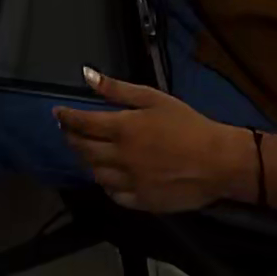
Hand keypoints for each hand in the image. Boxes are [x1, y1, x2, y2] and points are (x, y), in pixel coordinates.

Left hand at [57, 68, 253, 212]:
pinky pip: (115, 195)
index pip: (82, 124)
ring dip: (85, 161)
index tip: (57, 113)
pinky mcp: (144, 202)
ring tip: (84, 150)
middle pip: (84, 149)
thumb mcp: (150, 97)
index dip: (66, 118)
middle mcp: (121, 157)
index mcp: (121, 128)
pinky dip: (105, 184)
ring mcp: (132, 182)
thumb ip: (115, 88)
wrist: (219, 161)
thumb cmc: (185, 123)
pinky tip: (106, 175)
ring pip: (96, 173)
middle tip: (67, 131)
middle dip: (71, 138)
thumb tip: (86, 74)